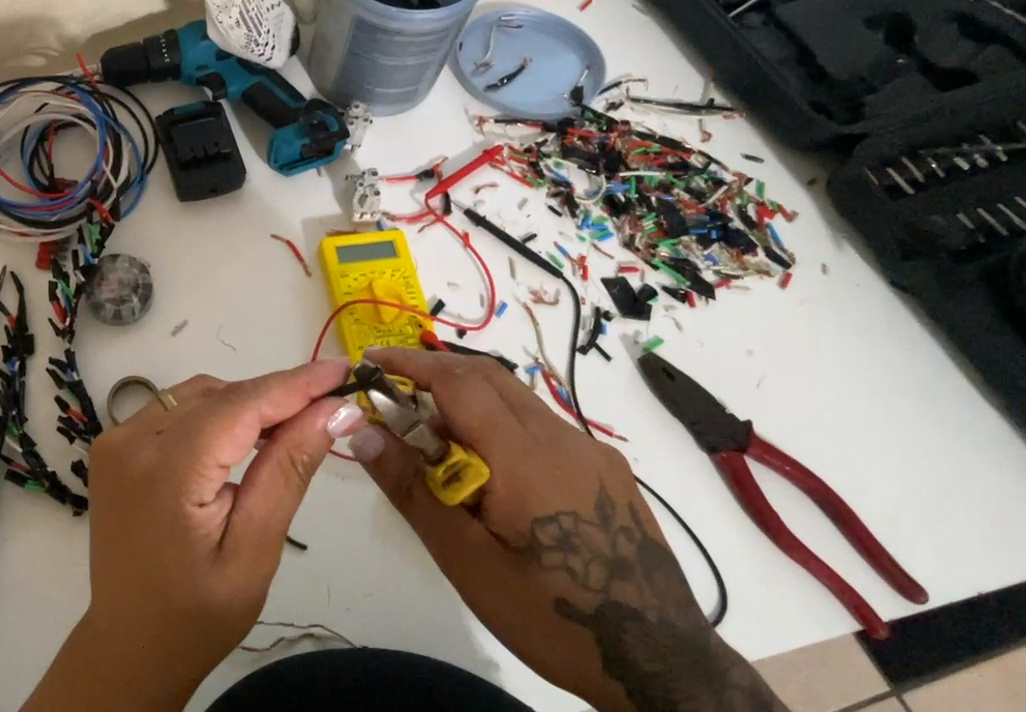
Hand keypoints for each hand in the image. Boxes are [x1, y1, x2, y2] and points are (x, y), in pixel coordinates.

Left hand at [23, 360, 364, 711]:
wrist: (130, 643)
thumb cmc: (198, 613)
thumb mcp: (254, 551)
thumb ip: (287, 472)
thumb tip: (331, 411)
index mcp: (166, 471)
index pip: (240, 405)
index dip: (294, 384)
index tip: (342, 370)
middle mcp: (131, 441)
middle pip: (216, 395)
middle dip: (273, 395)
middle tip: (327, 407)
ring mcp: (116, 440)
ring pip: (194, 395)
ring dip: (242, 403)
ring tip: (287, 428)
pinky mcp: (113, 446)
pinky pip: (172, 410)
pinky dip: (210, 415)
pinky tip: (239, 440)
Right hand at [352, 346, 782, 711]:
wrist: (663, 666)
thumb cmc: (550, 616)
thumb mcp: (466, 560)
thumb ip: (413, 488)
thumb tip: (362, 433)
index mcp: (526, 457)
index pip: (459, 382)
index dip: (410, 363)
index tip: (370, 361)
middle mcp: (564, 439)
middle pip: (489, 377)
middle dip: (435, 373)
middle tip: (393, 393)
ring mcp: (593, 454)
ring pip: (517, 401)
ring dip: (467, 401)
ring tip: (432, 443)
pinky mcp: (608, 473)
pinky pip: (541, 428)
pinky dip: (499, 426)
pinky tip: (487, 475)